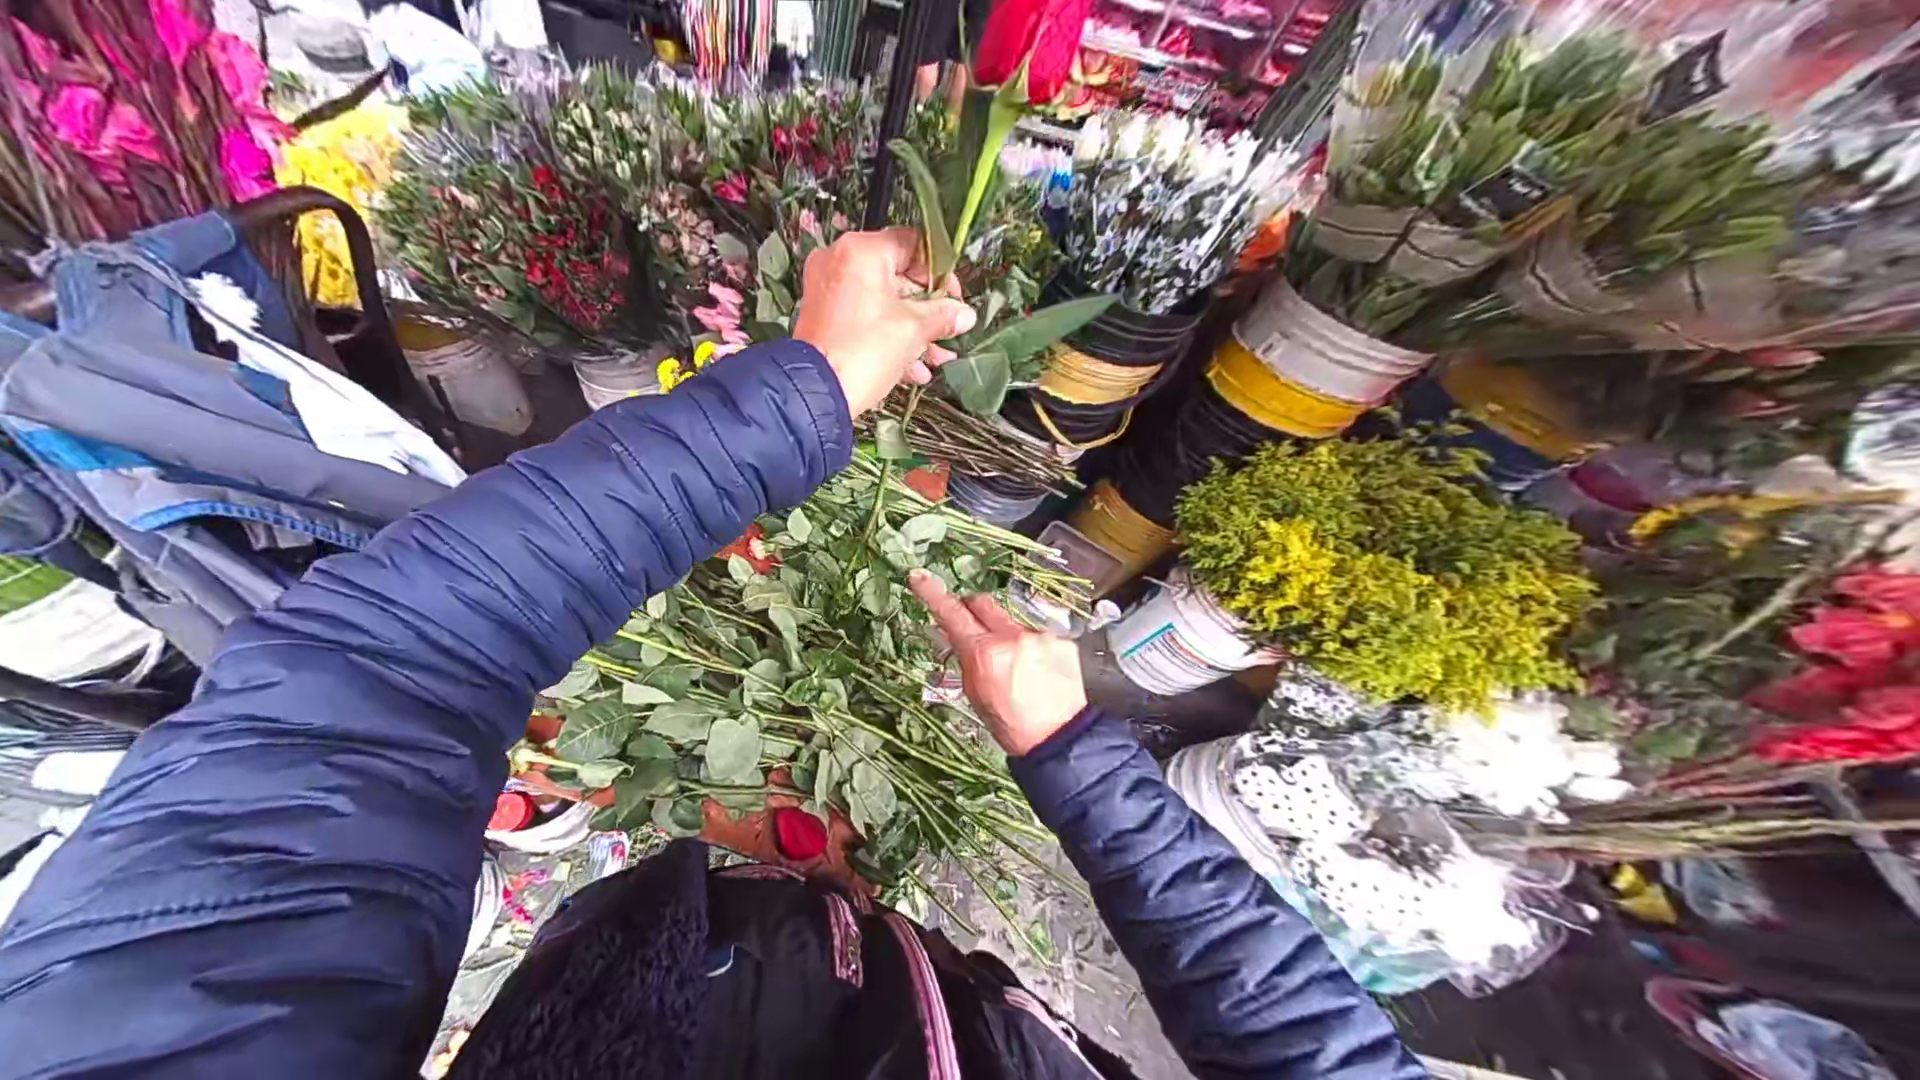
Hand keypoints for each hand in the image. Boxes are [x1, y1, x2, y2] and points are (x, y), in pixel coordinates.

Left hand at [792, 229, 976, 415]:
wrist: (818, 393)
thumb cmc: (862, 353)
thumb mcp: (913, 331)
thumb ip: (942, 316)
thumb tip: (963, 314)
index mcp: (861, 252)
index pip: (913, 244)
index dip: (940, 272)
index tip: (954, 297)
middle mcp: (840, 263)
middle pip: (897, 277)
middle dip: (928, 310)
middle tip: (948, 329)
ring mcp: (829, 291)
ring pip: (883, 303)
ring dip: (913, 329)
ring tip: (935, 357)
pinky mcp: (825, 318)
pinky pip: (865, 319)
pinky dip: (889, 337)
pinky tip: (913, 368)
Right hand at [907, 569, 1086, 756]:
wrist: (1057, 738)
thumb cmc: (1010, 723)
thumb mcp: (974, 692)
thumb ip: (965, 657)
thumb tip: (953, 634)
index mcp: (984, 653)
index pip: (952, 614)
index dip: (933, 594)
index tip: (920, 577)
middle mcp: (1012, 637)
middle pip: (983, 602)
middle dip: (973, 608)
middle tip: (971, 622)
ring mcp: (1039, 637)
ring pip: (1012, 622)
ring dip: (1006, 634)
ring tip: (1015, 666)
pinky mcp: (1060, 641)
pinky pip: (1037, 635)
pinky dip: (1032, 648)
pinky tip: (1037, 670)